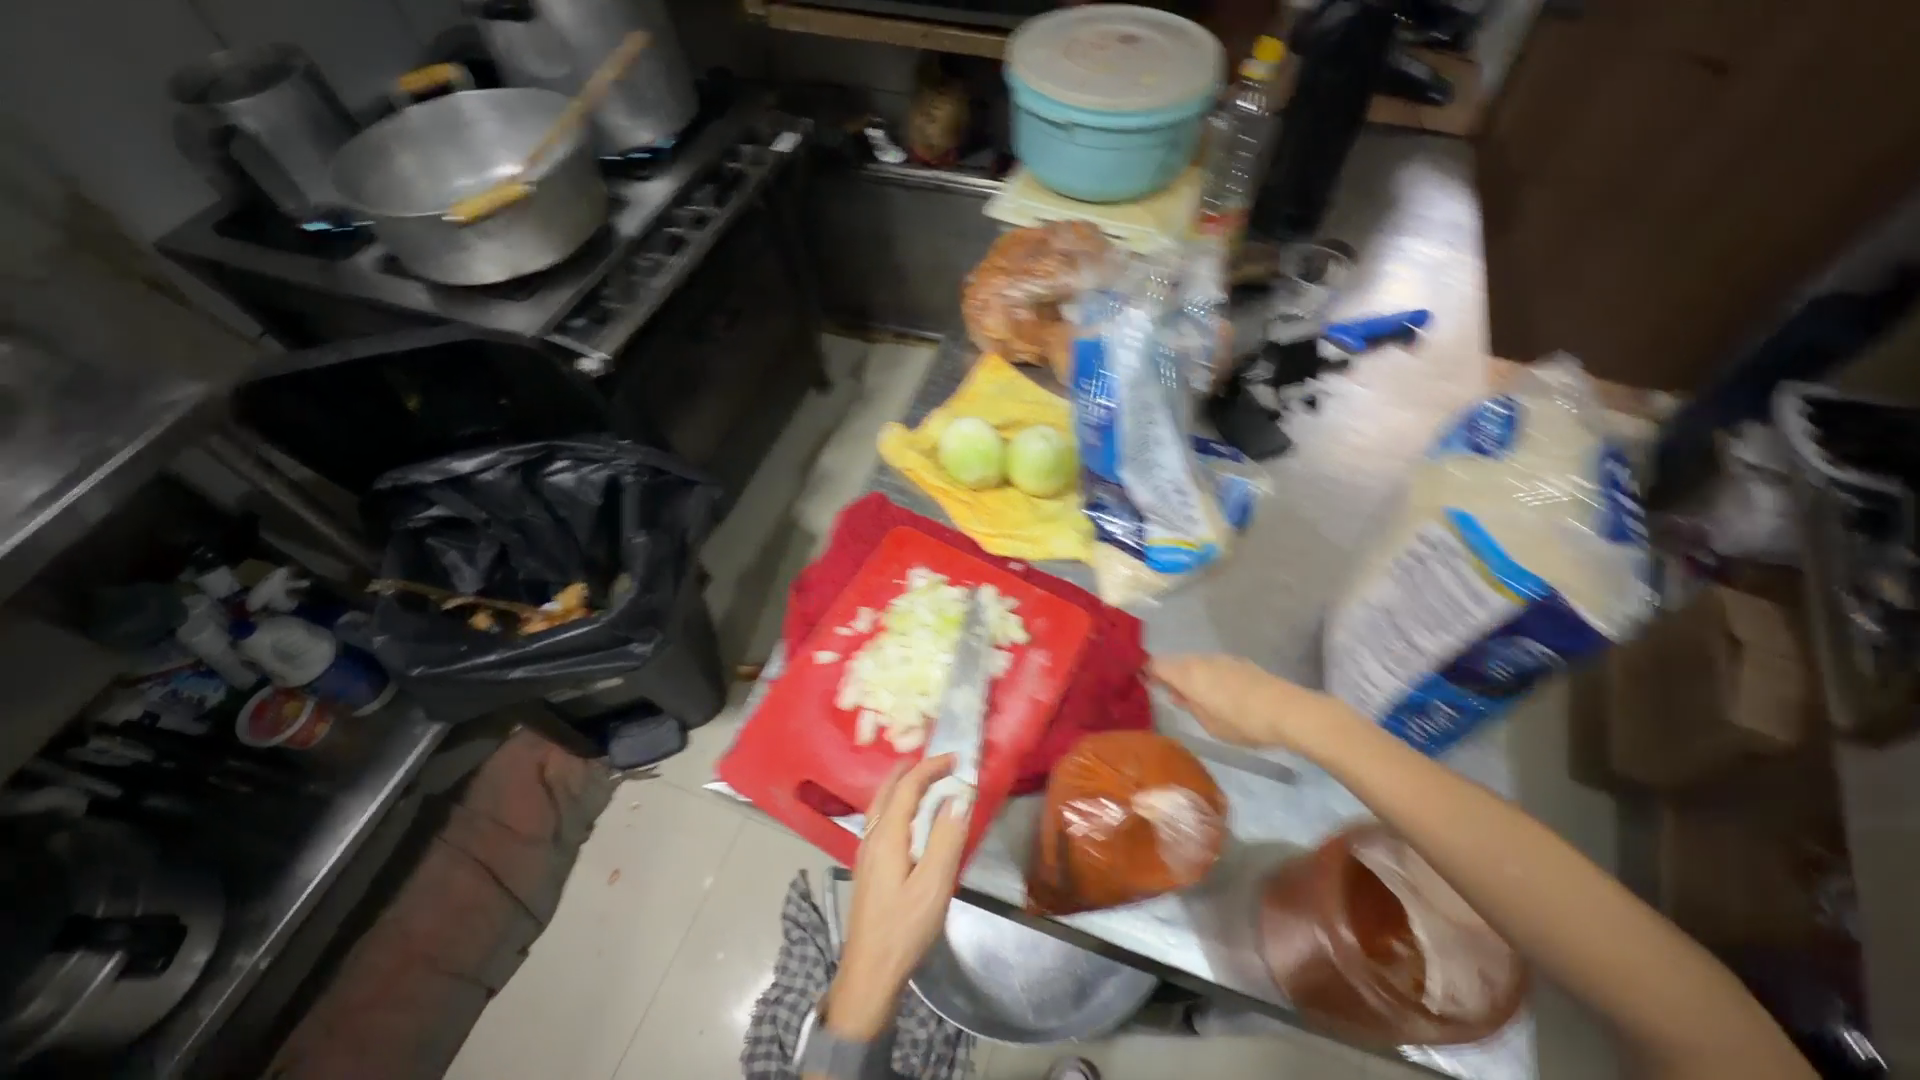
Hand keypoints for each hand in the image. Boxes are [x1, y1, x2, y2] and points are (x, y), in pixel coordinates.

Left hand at [824, 754, 971, 1040]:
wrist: (869, 971)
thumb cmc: (904, 928)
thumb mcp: (934, 885)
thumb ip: (946, 839)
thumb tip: (958, 797)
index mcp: (887, 837)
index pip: (907, 788)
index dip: (930, 768)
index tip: (956, 758)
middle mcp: (871, 838)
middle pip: (887, 791)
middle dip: (911, 770)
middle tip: (939, 761)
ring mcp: (865, 854)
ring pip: (880, 805)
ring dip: (901, 785)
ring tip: (923, 779)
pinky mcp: (868, 868)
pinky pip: (880, 820)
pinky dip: (896, 804)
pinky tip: (907, 818)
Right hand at [1149, 653, 1359, 755]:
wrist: (1288, 711)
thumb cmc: (1242, 722)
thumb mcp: (1209, 723)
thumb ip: (1189, 705)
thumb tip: (1176, 693)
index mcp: (1188, 674)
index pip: (1156, 664)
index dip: (1146, 672)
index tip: (1140, 683)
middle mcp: (1201, 660)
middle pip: (1175, 662)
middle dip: (1167, 674)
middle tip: (1164, 694)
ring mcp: (1222, 659)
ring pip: (1195, 663)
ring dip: (1189, 675)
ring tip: (1191, 697)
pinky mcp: (1240, 663)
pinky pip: (1212, 666)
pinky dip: (1206, 676)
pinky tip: (1216, 694)